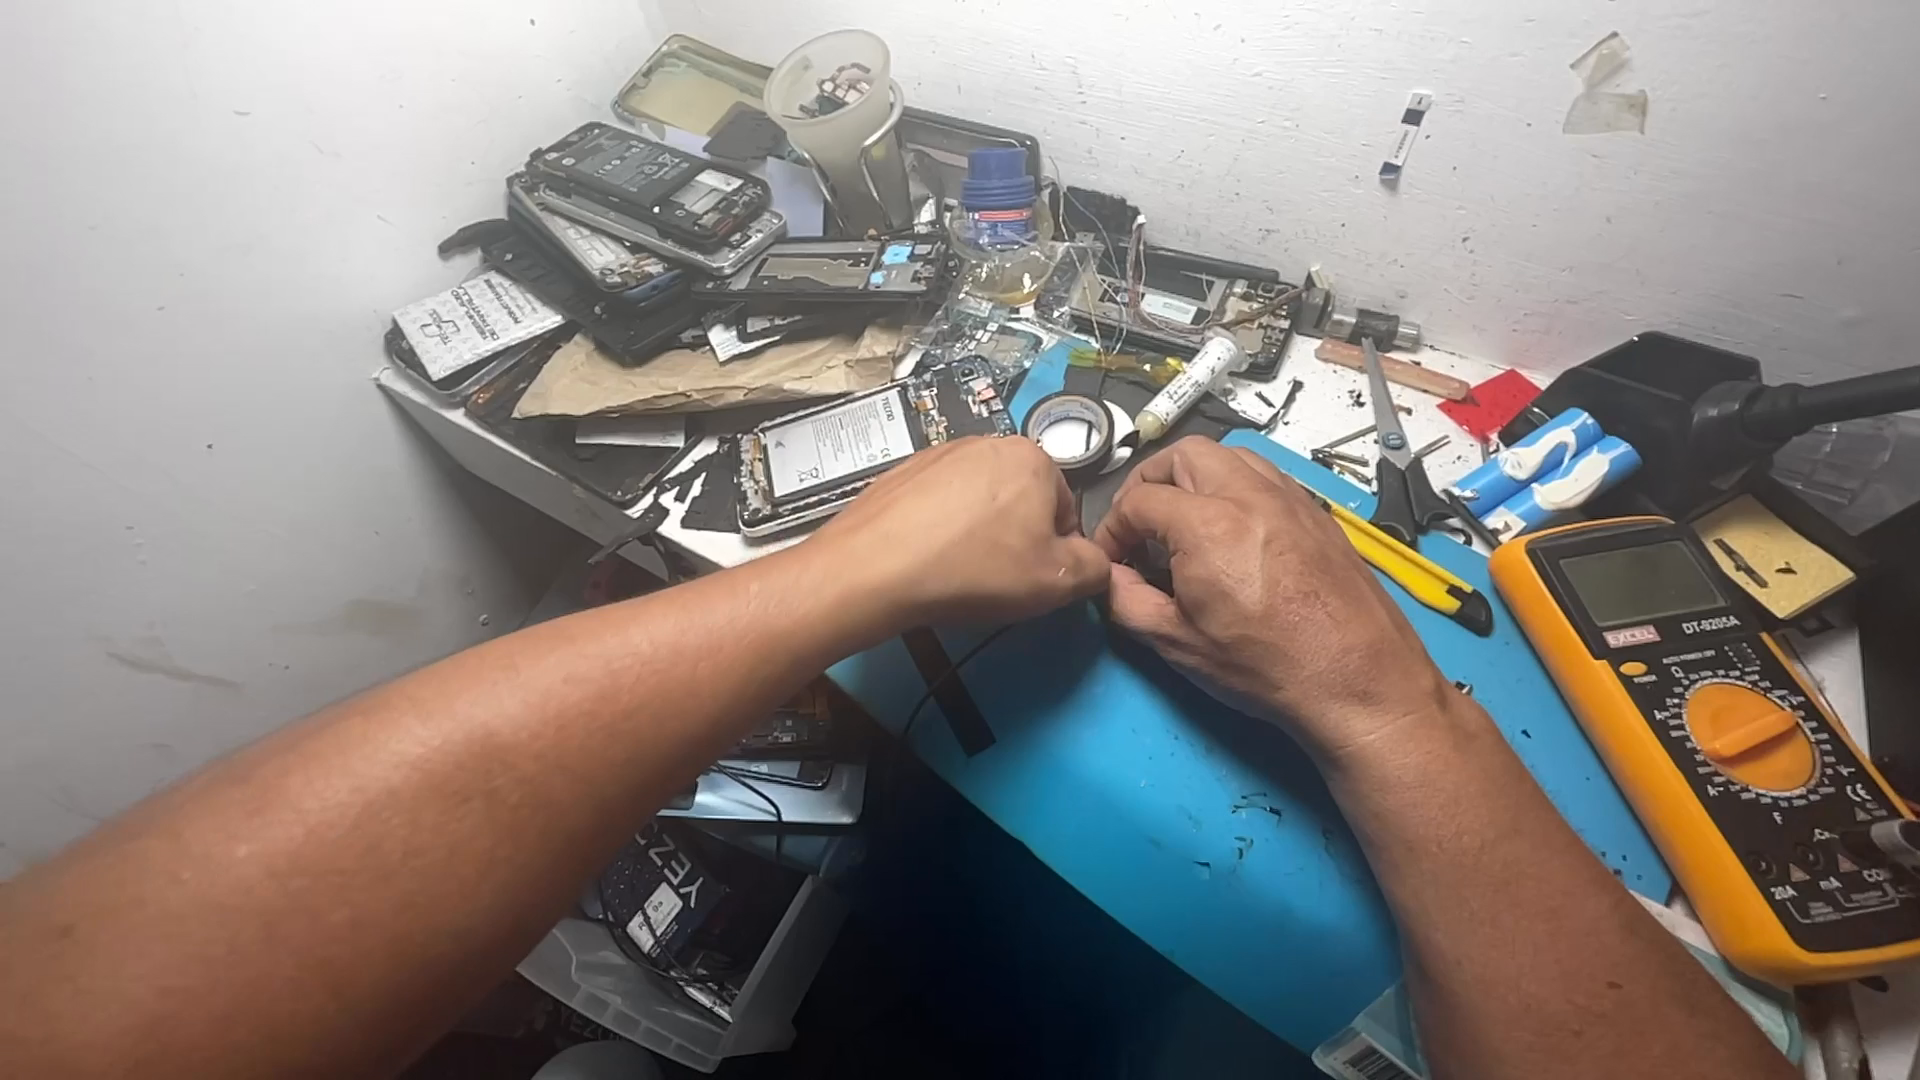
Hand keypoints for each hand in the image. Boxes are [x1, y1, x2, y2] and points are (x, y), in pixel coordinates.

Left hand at [809, 436, 1109, 629]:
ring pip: (977, 504)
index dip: (1055, 554)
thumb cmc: (975, 569)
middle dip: (1015, 540)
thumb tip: (1094, 563)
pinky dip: (939, 531)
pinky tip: (926, 560)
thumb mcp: (1057, 581)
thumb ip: (1095, 568)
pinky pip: (937, 506)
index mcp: (1033, 458)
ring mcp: (938, 454)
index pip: (1065, 512)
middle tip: (995, 579)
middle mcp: (986, 443)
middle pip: (1020, 502)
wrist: (874, 569)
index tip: (1032, 580)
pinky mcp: (900, 473)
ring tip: (957, 571)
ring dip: (977, 535)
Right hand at [1092, 437, 1457, 762]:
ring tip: (1181, 520)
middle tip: (1139, 526)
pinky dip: (1230, 484)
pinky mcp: (1313, 511)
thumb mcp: (1176, 642)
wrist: (1359, 680)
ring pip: (1226, 455)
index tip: (1111, 559)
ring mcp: (1288, 497)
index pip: (1137, 501)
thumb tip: (1110, 577)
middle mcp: (1248, 495)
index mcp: (1207, 526)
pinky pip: (1261, 474)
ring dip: (1191, 476)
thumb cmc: (1266, 667)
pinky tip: (1228, 528)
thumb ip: (1125, 601)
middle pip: (1181, 454)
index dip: (1111, 530)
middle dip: (1147, 483)